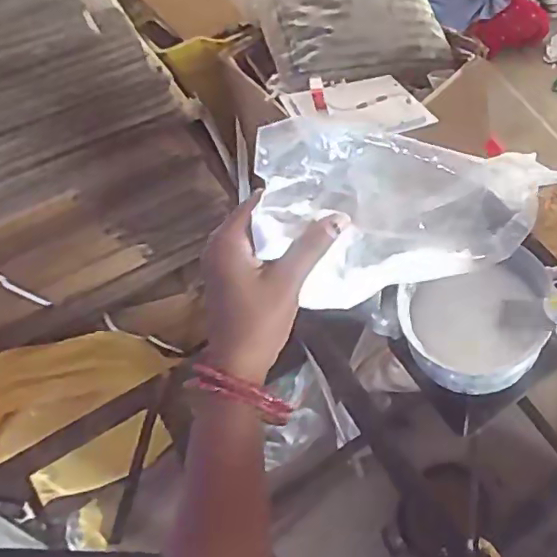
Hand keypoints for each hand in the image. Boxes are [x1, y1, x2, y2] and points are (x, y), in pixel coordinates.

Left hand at [202, 193, 344, 383]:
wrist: (237, 363)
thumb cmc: (259, 320)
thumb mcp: (289, 280)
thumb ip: (312, 246)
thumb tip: (338, 217)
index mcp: (226, 241)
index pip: (256, 203)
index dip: (285, 197)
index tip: (315, 193)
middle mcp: (217, 246)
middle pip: (254, 218)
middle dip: (285, 214)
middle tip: (320, 208)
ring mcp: (220, 263)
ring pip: (255, 236)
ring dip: (281, 232)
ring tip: (315, 225)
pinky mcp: (228, 277)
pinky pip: (252, 251)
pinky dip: (272, 247)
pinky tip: (297, 250)